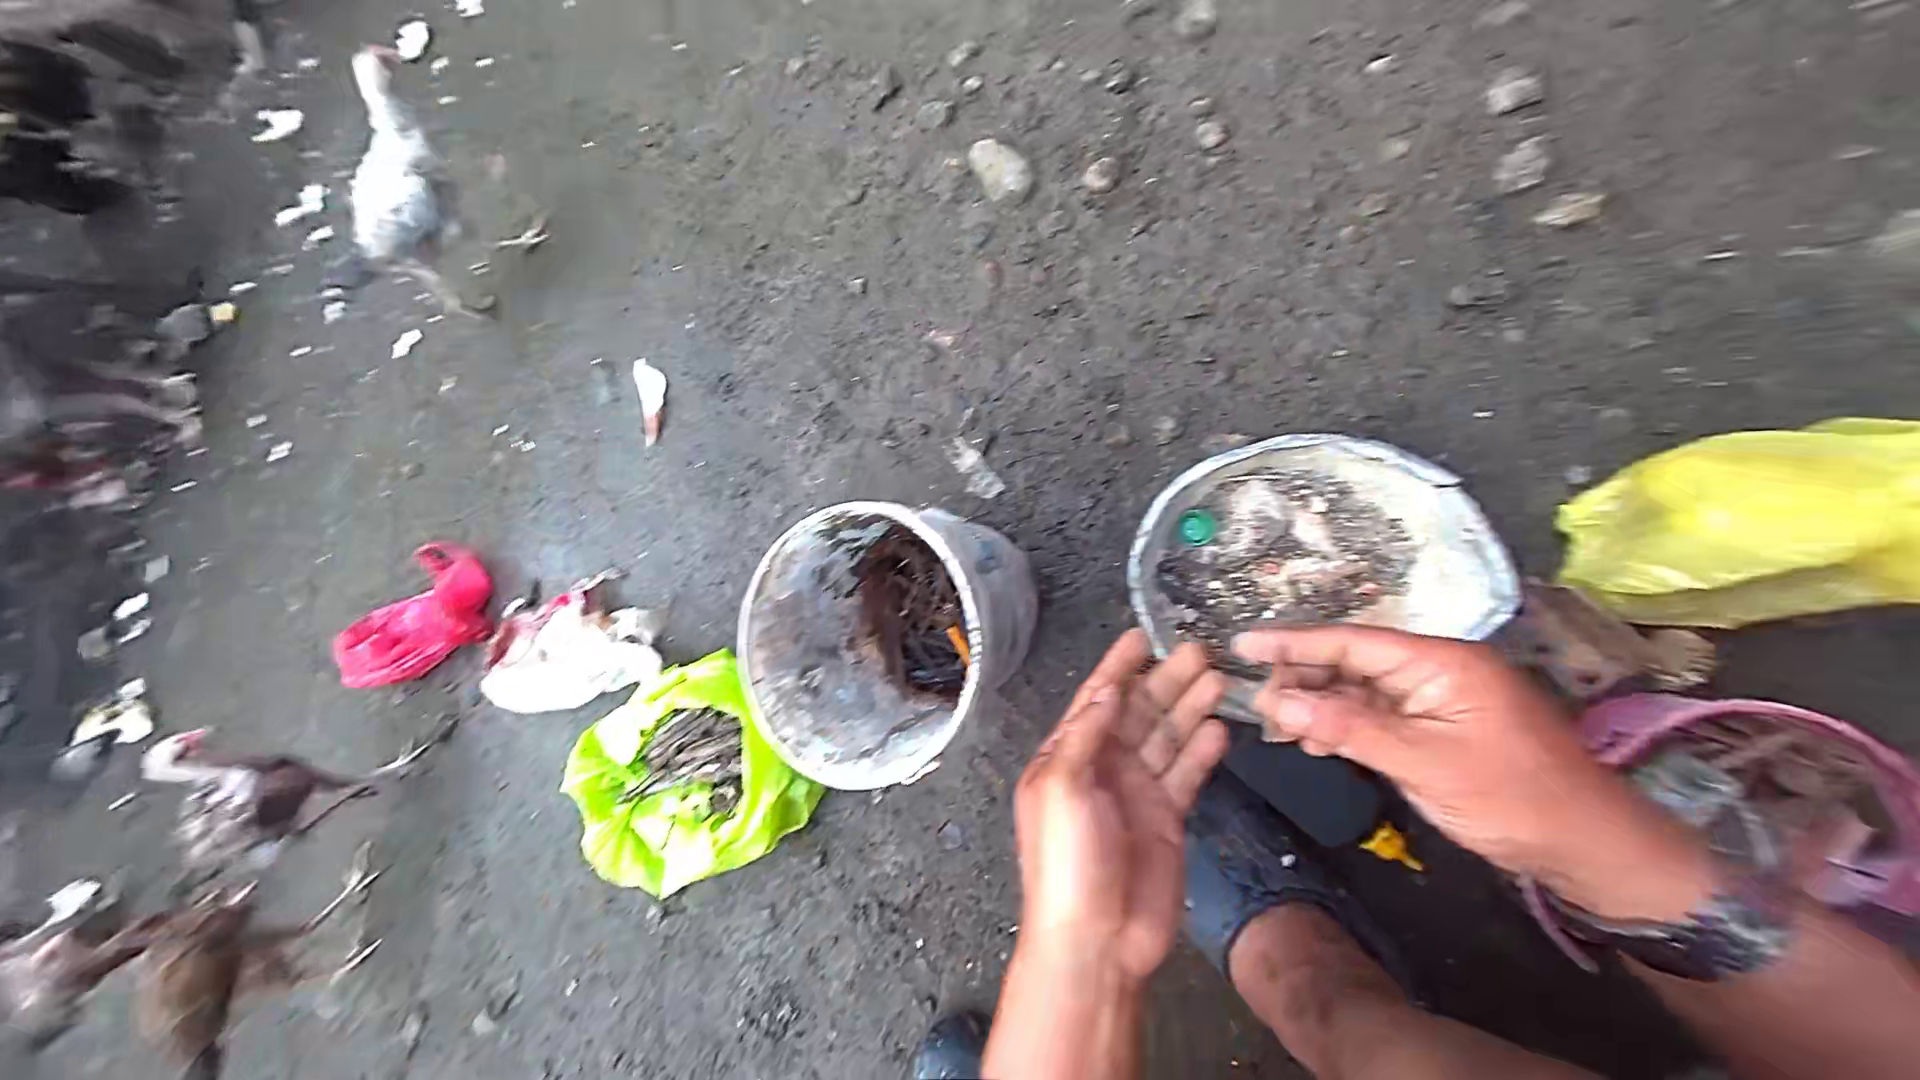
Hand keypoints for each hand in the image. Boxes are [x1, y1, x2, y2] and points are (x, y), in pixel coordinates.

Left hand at [1014, 629, 1230, 981]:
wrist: (1098, 939)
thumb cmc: (1067, 861)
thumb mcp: (1062, 788)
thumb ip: (1084, 736)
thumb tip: (1103, 691)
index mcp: (1068, 754)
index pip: (1096, 698)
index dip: (1118, 666)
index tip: (1141, 635)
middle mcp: (1103, 764)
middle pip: (1139, 711)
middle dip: (1166, 680)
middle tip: (1197, 650)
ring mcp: (1136, 789)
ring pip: (1167, 735)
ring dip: (1190, 707)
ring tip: (1216, 678)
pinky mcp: (1166, 815)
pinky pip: (1186, 772)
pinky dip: (1202, 750)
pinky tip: (1220, 728)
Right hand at [1234, 625, 1713, 919]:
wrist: (1595, 852)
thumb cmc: (1517, 801)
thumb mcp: (1426, 764)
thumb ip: (1347, 728)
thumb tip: (1277, 704)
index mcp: (1439, 662)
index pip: (1349, 641)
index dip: (1291, 642)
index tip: (1242, 644)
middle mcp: (1432, 669)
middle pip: (1347, 661)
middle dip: (1300, 680)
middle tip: (1261, 707)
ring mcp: (1431, 696)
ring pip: (1353, 688)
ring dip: (1315, 705)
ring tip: (1280, 729)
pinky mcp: (1430, 723)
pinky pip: (1370, 713)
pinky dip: (1338, 725)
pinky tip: (1315, 742)